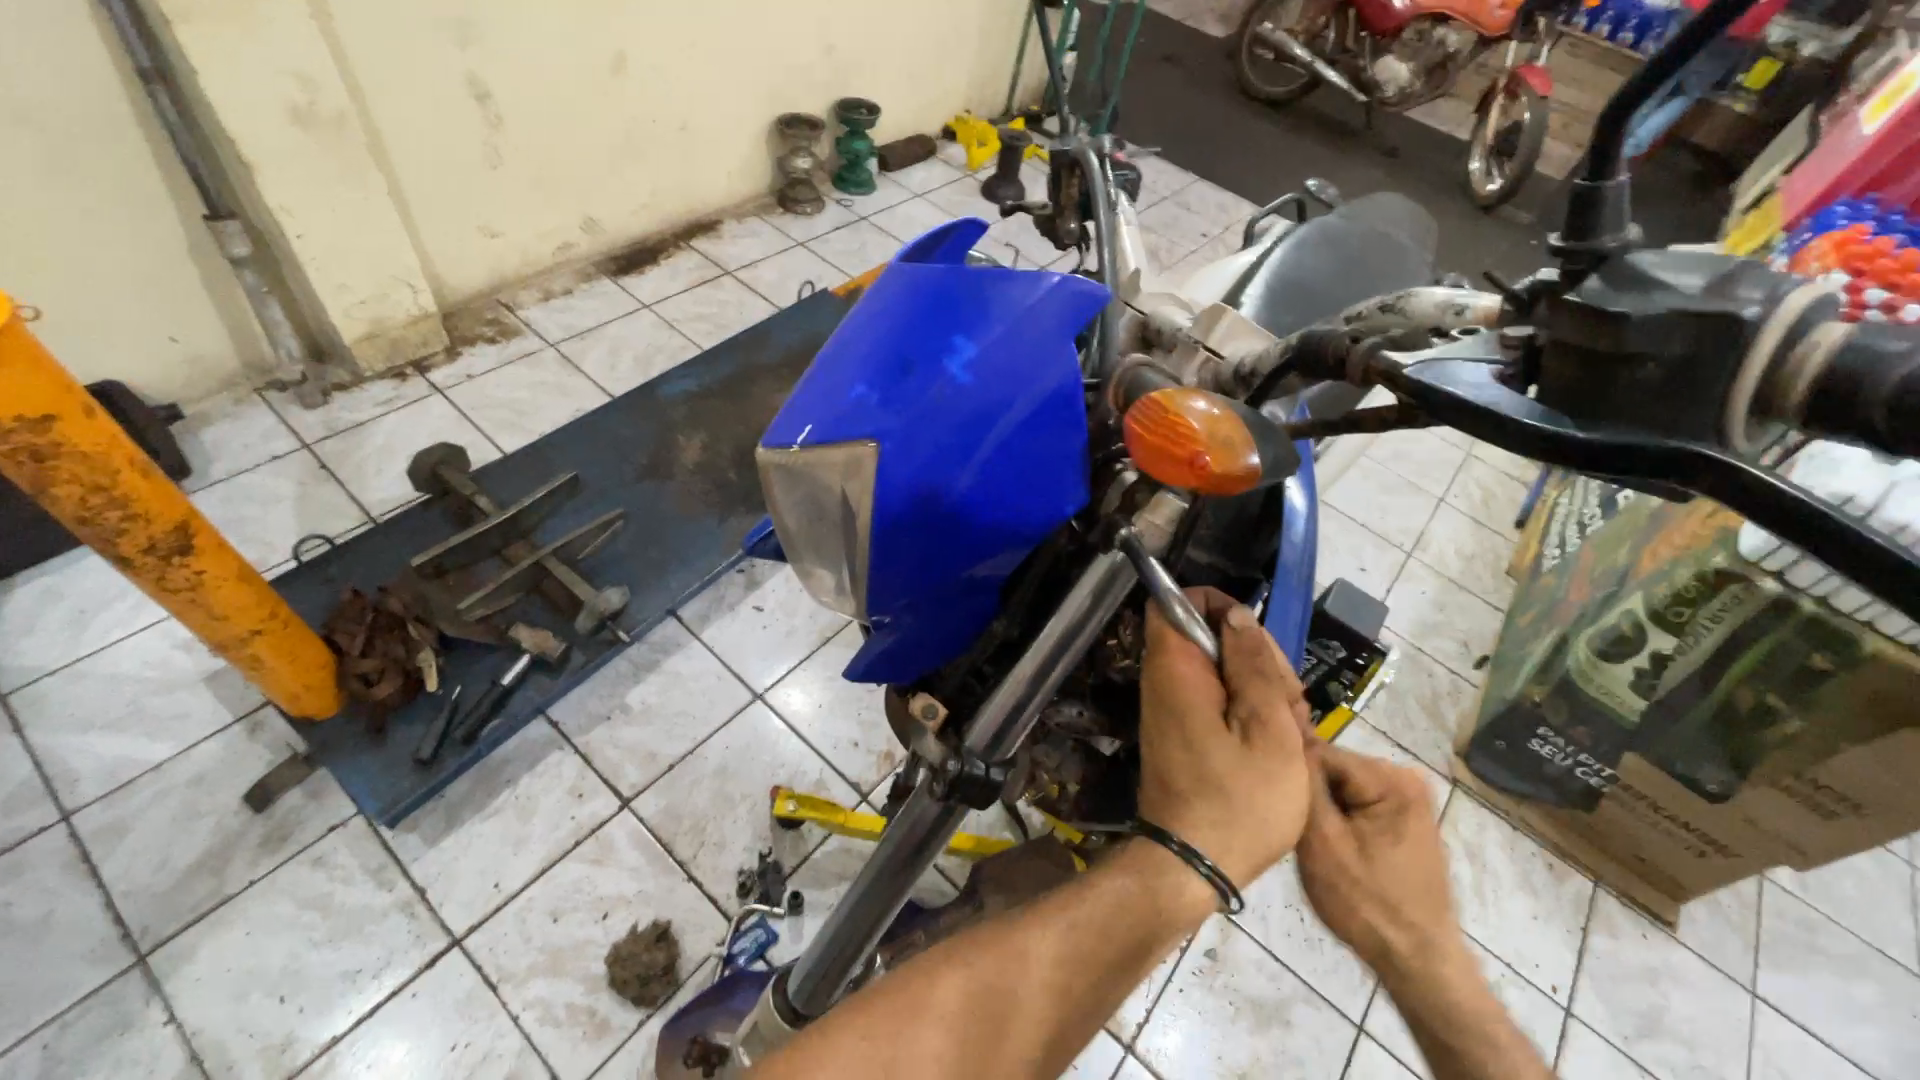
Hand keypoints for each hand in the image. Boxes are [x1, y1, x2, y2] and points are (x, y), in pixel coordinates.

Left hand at [1137, 587, 1313, 888]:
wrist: (1193, 867)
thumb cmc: (1240, 802)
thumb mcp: (1268, 730)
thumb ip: (1253, 665)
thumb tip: (1236, 616)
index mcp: (1175, 671)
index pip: (1176, 603)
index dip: (1219, 607)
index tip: (1259, 643)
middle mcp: (1164, 683)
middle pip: (1207, 638)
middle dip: (1255, 657)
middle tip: (1290, 700)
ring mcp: (1171, 711)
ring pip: (1219, 673)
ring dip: (1260, 690)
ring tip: (1292, 729)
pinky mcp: (1182, 736)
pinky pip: (1216, 704)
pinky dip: (1249, 714)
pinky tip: (1278, 744)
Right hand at [1297, 745, 1462, 979]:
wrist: (1416, 960)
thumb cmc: (1365, 902)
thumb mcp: (1321, 840)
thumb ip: (1304, 784)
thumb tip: (1284, 736)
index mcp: (1391, 778)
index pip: (1318, 751)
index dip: (1289, 771)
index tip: (1264, 792)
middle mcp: (1406, 778)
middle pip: (1331, 767)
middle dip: (1305, 790)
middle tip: (1286, 823)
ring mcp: (1408, 800)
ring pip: (1340, 786)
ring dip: (1319, 806)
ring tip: (1303, 835)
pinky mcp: (1404, 820)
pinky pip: (1355, 803)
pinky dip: (1336, 818)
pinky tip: (1326, 843)